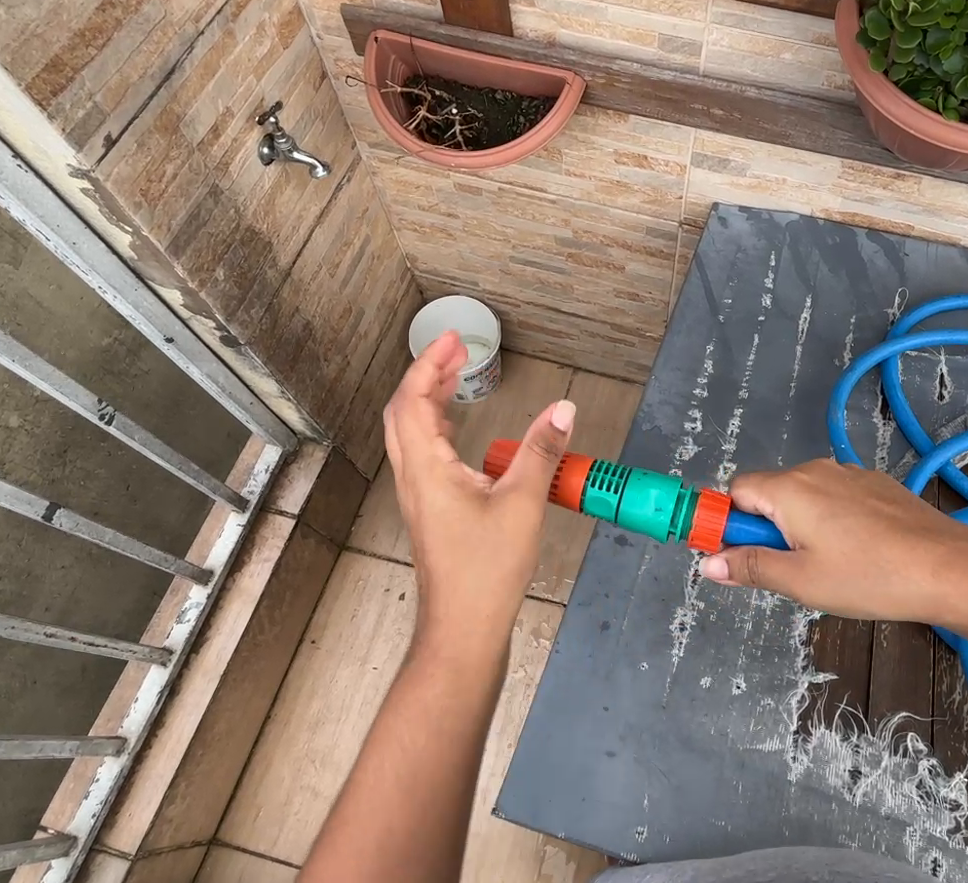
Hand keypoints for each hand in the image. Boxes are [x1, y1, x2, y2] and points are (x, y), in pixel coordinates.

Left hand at [383, 331, 574, 652]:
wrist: (464, 628)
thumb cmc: (488, 567)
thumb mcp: (523, 503)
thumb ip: (541, 451)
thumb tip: (563, 408)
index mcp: (426, 468)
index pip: (413, 400)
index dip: (429, 364)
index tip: (454, 339)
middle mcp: (413, 476)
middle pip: (404, 412)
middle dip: (427, 375)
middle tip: (458, 350)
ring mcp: (418, 495)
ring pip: (410, 433)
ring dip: (428, 398)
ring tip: (457, 375)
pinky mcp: (429, 510)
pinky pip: (421, 452)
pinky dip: (435, 424)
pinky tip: (457, 426)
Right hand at [699, 457, 967, 627]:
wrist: (950, 567)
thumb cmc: (869, 576)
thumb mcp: (801, 582)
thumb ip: (750, 567)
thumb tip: (707, 563)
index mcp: (788, 489)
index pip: (735, 492)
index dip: (728, 523)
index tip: (738, 555)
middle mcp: (814, 470)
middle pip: (768, 493)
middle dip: (766, 529)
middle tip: (789, 570)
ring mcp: (848, 473)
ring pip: (803, 496)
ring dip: (798, 526)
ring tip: (827, 567)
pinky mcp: (875, 483)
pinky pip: (834, 497)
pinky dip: (830, 520)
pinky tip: (858, 553)